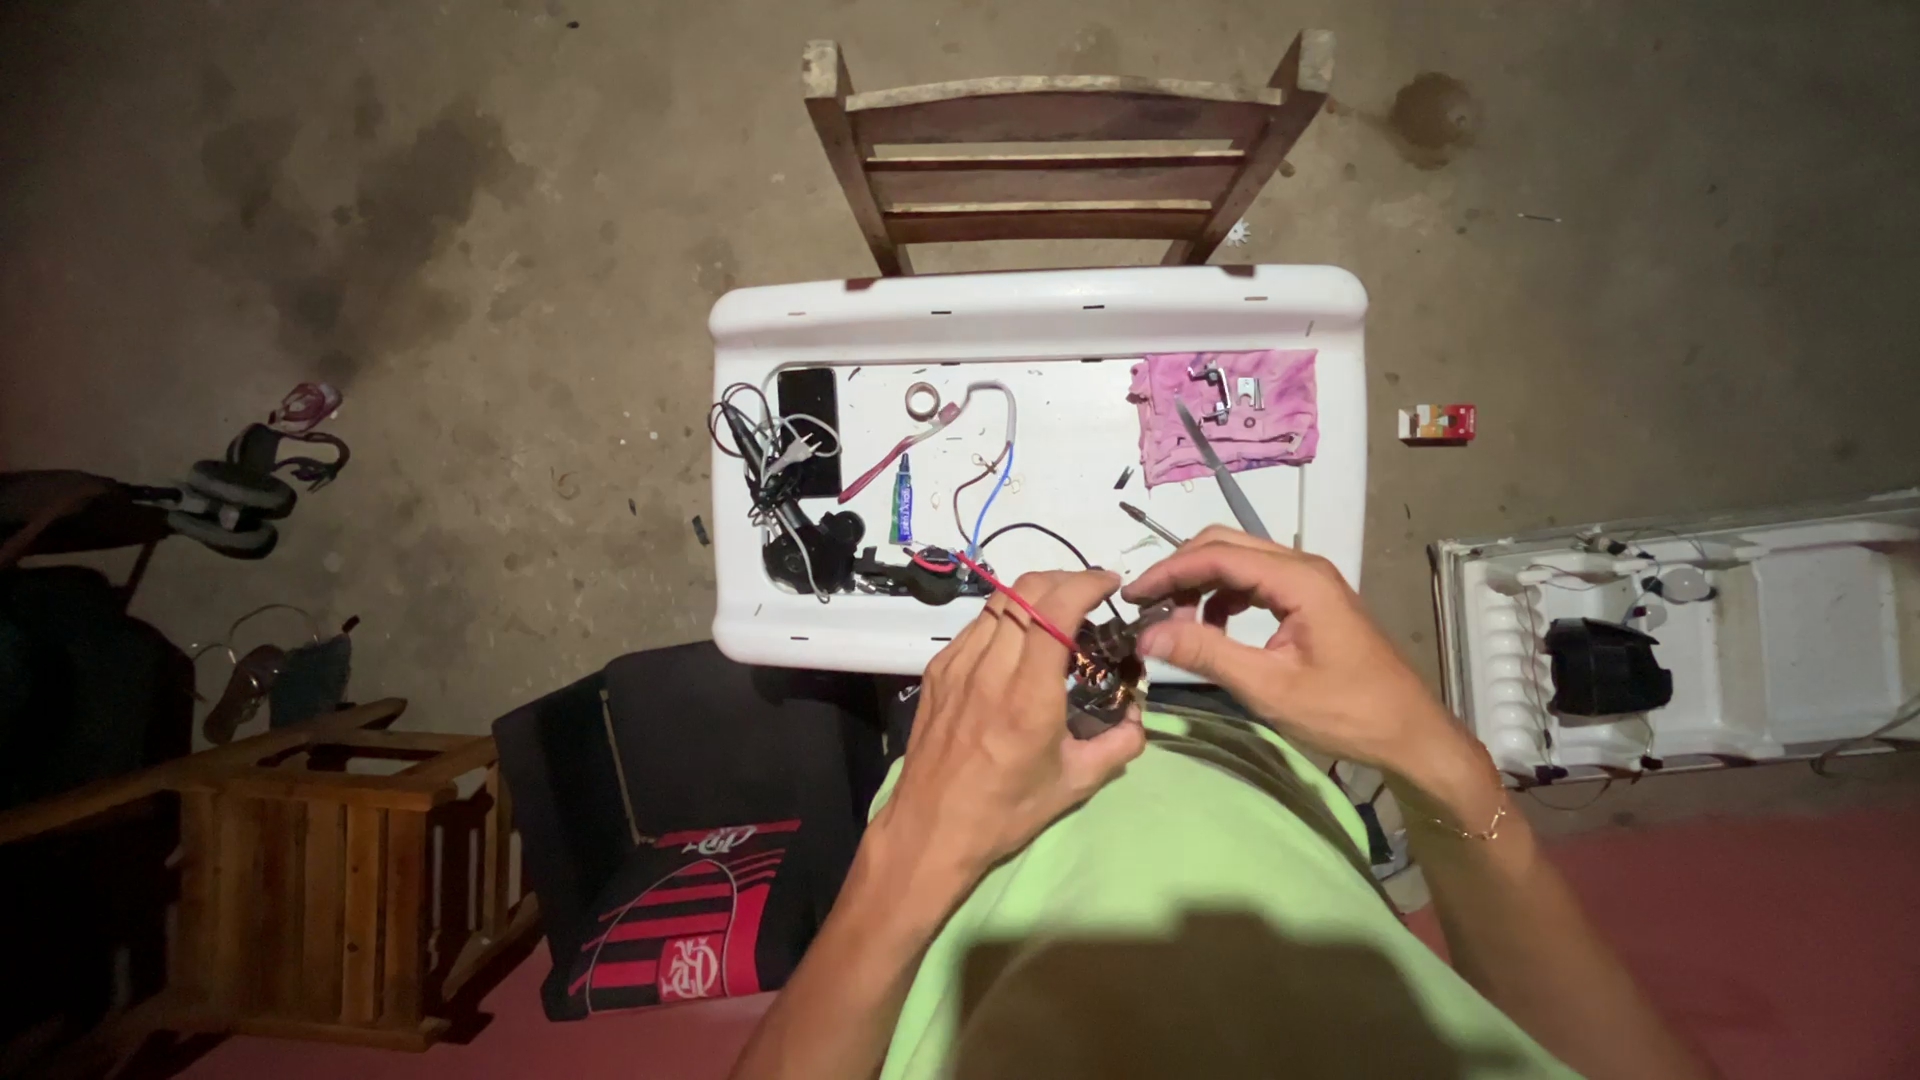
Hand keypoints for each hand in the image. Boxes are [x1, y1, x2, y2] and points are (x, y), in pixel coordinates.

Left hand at [876, 570, 1147, 885]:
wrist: (930, 827)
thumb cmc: (1005, 811)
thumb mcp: (1075, 784)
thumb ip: (1120, 745)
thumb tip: (1140, 715)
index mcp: (1028, 695)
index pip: (1055, 610)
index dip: (1085, 583)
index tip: (1109, 584)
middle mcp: (990, 669)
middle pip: (1025, 590)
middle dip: (1065, 578)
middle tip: (1090, 593)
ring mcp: (957, 665)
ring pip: (999, 601)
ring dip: (1035, 594)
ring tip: (1058, 612)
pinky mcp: (938, 669)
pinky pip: (977, 625)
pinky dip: (1006, 616)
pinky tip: (1020, 639)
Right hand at [1121, 527, 1478, 782]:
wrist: (1410, 735)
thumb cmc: (1345, 713)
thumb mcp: (1268, 687)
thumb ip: (1206, 654)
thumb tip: (1146, 634)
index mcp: (1298, 580)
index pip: (1217, 556)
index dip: (1168, 572)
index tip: (1132, 598)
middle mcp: (1302, 567)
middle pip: (1224, 545)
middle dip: (1179, 571)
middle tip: (1145, 606)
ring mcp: (1307, 581)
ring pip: (1236, 561)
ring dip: (1198, 584)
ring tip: (1173, 623)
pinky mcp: (1307, 599)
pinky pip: (1251, 582)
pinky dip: (1220, 598)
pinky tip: (1209, 629)